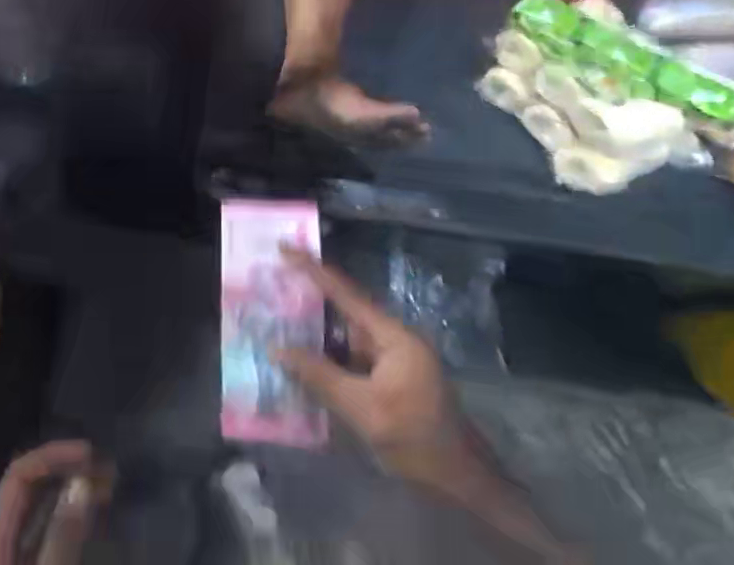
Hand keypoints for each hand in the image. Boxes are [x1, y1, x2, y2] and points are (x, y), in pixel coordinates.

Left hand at [0, 440, 112, 564]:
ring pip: (34, 509)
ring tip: (103, 486)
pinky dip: (61, 520)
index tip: (91, 452)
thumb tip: (83, 487)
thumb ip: (61, 537)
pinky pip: (36, 531)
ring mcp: (0, 552)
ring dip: (66, 493)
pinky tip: (85, 520)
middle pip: (26, 486)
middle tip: (105, 468)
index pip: (20, 472)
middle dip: (64, 470)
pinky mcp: (11, 564)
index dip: (54, 455)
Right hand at [272, 247, 463, 484]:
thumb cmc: (418, 442)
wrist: (462, 487)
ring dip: (312, 326)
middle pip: (343, 308)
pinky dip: (322, 351)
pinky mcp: (387, 379)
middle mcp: (394, 340)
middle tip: (271, 279)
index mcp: (395, 337)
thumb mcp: (364, 410)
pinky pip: (347, 355)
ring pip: (343, 333)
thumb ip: (319, 375)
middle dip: (308, 294)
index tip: (284, 246)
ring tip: (274, 312)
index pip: (347, 294)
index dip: (313, 269)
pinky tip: (296, 352)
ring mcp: (392, 360)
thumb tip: (277, 348)